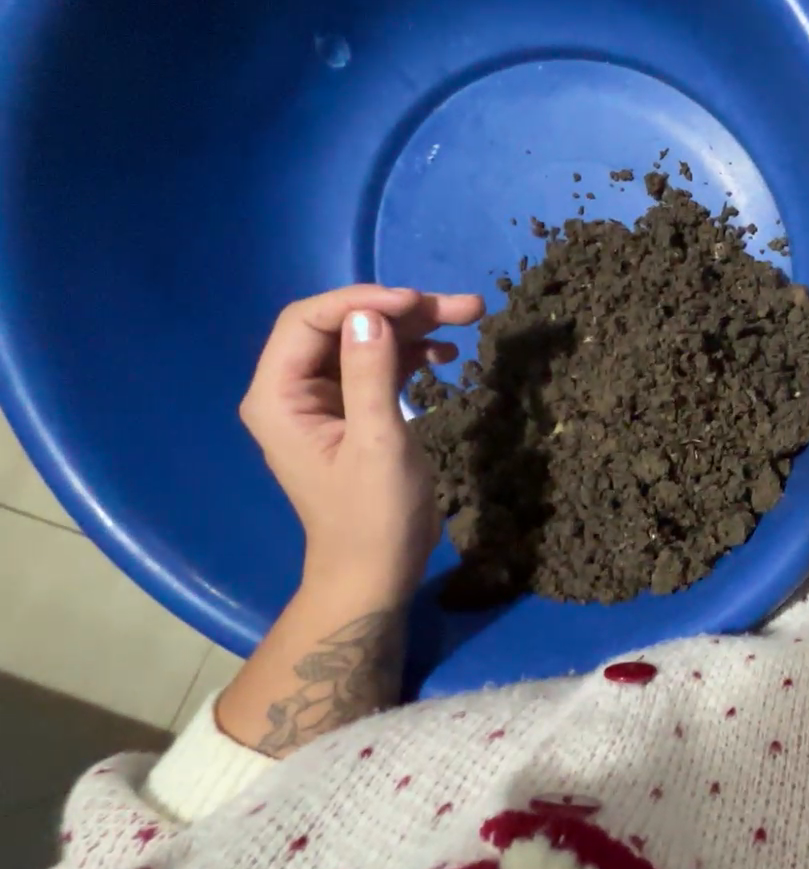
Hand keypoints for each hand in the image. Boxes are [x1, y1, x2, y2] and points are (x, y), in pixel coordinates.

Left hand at [238, 285, 483, 596]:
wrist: (377, 566)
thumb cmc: (374, 512)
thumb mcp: (378, 441)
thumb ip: (371, 376)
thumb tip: (372, 316)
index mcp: (280, 396)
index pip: (310, 322)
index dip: (364, 302)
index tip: (422, 302)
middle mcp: (294, 390)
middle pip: (342, 327)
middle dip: (402, 311)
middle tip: (466, 307)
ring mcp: (326, 402)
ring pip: (366, 343)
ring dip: (415, 329)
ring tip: (468, 320)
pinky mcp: (355, 413)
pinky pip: (379, 367)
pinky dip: (413, 355)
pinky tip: (447, 355)